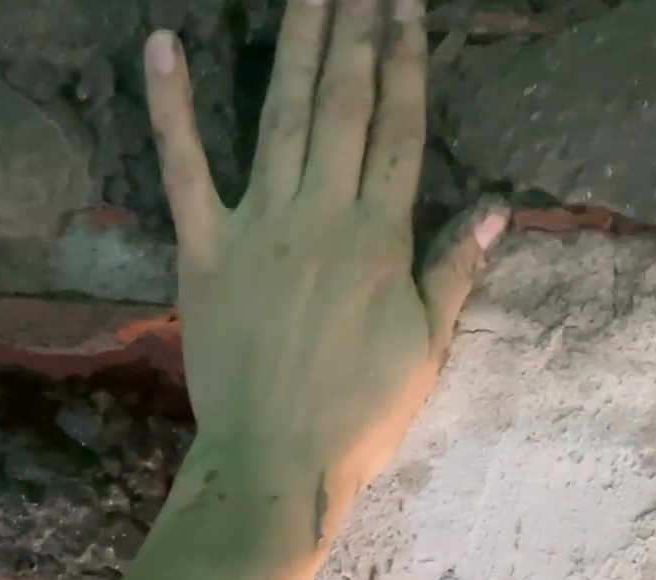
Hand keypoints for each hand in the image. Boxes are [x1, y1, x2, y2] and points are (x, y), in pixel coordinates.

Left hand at [143, 0, 505, 495]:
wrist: (276, 459)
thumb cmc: (359, 415)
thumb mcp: (426, 351)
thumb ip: (455, 273)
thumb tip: (492, 207)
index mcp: (379, 239)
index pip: (400, 129)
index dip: (405, 61)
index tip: (406, 5)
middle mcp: (320, 214)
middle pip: (344, 105)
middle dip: (356, 28)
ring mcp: (258, 227)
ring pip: (281, 117)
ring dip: (296, 43)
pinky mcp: (204, 252)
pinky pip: (184, 171)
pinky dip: (170, 109)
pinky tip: (163, 45)